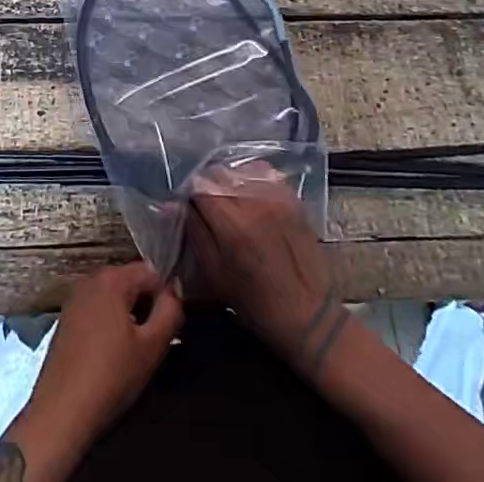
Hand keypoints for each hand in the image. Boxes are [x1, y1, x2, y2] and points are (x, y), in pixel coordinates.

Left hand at [17, 261, 183, 448]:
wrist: (61, 414)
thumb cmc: (111, 376)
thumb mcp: (153, 345)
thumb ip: (171, 310)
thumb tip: (174, 290)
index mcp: (112, 279)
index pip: (153, 273)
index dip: (167, 297)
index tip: (168, 326)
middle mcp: (90, 280)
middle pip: (132, 282)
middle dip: (147, 305)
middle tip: (153, 339)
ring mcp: (74, 298)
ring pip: (115, 297)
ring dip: (129, 315)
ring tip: (133, 349)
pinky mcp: (65, 319)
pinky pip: (98, 310)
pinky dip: (110, 323)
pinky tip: (111, 353)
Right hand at [184, 171, 347, 374]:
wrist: (307, 313)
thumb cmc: (256, 303)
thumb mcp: (214, 275)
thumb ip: (195, 234)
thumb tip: (175, 205)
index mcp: (232, 225)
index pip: (200, 186)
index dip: (190, 194)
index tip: (190, 205)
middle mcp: (255, 202)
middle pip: (220, 173)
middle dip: (208, 185)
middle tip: (208, 205)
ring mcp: (278, 197)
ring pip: (242, 170)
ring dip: (230, 181)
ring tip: (230, 201)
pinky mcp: (294, 199)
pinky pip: (266, 175)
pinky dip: (253, 180)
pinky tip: (252, 198)